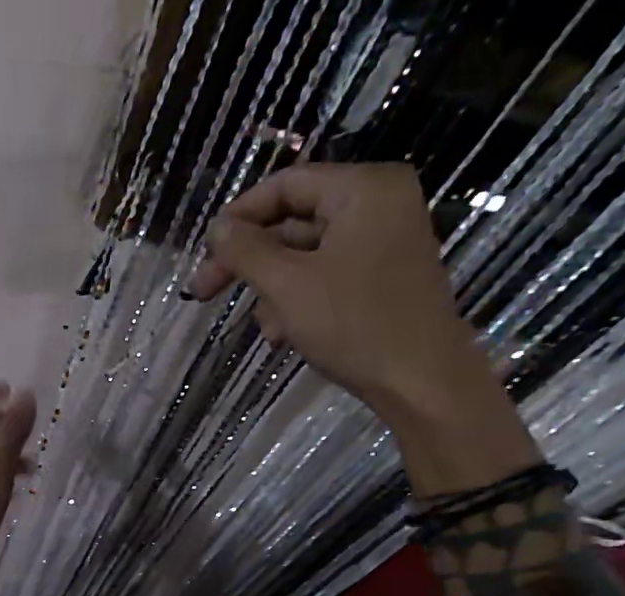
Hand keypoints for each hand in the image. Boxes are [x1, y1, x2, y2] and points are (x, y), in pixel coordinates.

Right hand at [187, 163, 495, 424]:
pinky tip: (282, 333)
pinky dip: (298, 299)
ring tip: (259, 326)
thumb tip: (215, 229)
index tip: (204, 252)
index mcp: (363, 189)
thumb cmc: (355, 324)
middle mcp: (378, 203)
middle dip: (248, 260)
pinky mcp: (382, 275)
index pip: (284, 185)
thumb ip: (245, 251)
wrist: (421, 381)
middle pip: (292, 221)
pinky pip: (327, 273)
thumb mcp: (287, 285)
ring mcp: (384, 240)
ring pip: (305, 254)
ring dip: (271, 288)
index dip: (237, 217)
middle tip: (202, 292)